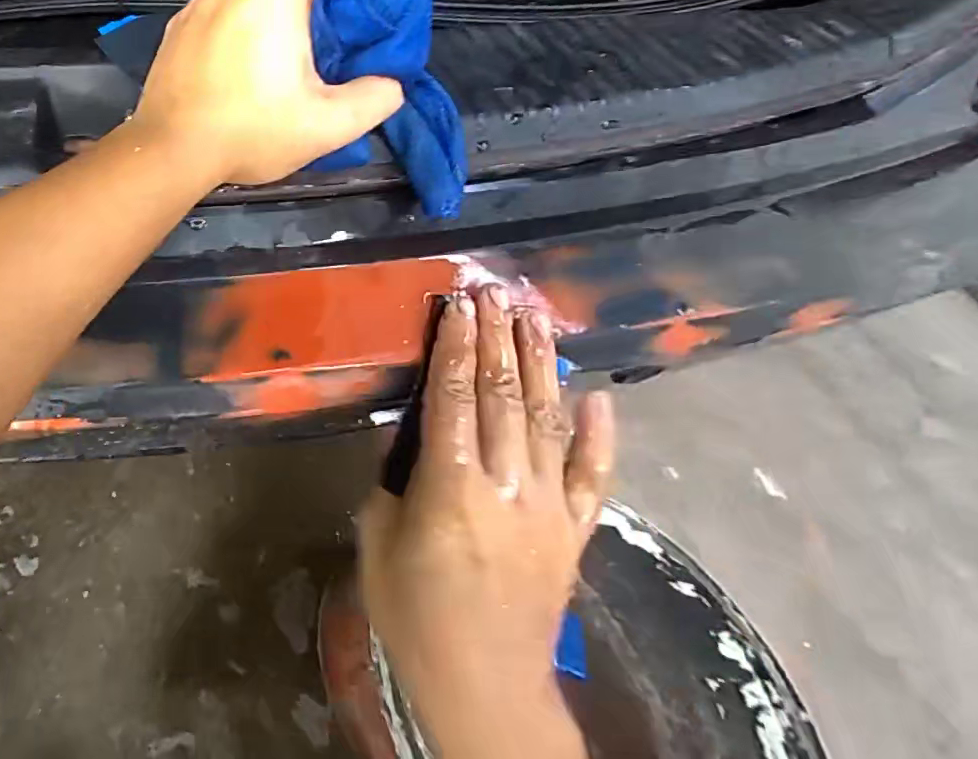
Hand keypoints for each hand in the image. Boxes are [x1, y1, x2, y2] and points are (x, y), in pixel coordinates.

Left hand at [130, 0, 404, 185]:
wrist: (171, 152)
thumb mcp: (328, 125)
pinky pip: (222, 10)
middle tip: (324, 42)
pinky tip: (239, 67)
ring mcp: (201, 0)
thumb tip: (390, 84)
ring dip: (273, 12)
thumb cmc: (250, 133)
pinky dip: (238, 26)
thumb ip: (376, 98)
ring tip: (280, 59)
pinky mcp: (179, 23)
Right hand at [358, 285, 615, 758]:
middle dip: (497, 338)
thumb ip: (394, 479)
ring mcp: (549, 507)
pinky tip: (599, 397)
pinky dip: (599, 435)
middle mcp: (507, 485)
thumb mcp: (379, 539)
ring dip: (541, 363)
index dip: (456, 345)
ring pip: (549, 420)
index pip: (454, 397)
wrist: (484, 685)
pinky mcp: (575, 531)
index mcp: (450, 487)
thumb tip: (410, 432)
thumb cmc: (414, 612)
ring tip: (535, 316)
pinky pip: (594, 477)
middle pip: (504, 396)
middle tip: (494, 292)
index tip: (459, 304)